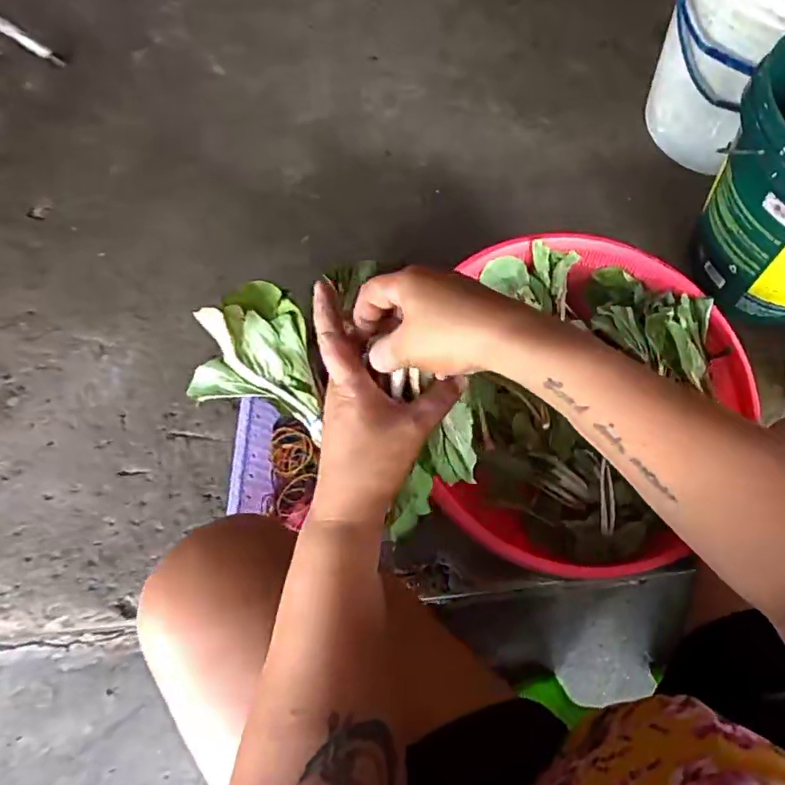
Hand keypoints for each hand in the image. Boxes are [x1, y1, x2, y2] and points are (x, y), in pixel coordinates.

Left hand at [308, 279, 461, 524]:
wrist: (350, 501)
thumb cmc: (377, 460)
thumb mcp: (415, 427)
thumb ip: (439, 398)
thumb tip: (461, 374)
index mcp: (349, 385)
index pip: (335, 339)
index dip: (326, 310)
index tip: (323, 283)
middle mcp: (340, 390)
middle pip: (344, 348)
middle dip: (355, 322)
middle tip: (373, 299)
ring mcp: (342, 405)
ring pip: (354, 366)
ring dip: (368, 346)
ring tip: (390, 328)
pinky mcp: (349, 419)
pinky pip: (361, 383)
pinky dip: (375, 369)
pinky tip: (395, 370)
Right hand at [354, 266, 540, 377]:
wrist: (509, 336)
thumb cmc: (449, 338)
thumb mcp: (405, 350)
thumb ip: (382, 353)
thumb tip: (379, 355)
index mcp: (407, 280)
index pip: (370, 292)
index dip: (359, 317)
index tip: (362, 341)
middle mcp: (432, 276)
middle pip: (400, 300)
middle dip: (391, 328)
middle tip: (389, 352)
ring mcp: (460, 286)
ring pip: (427, 311)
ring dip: (418, 336)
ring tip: (419, 362)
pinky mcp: (481, 301)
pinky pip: (451, 317)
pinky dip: (442, 335)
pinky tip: (449, 361)